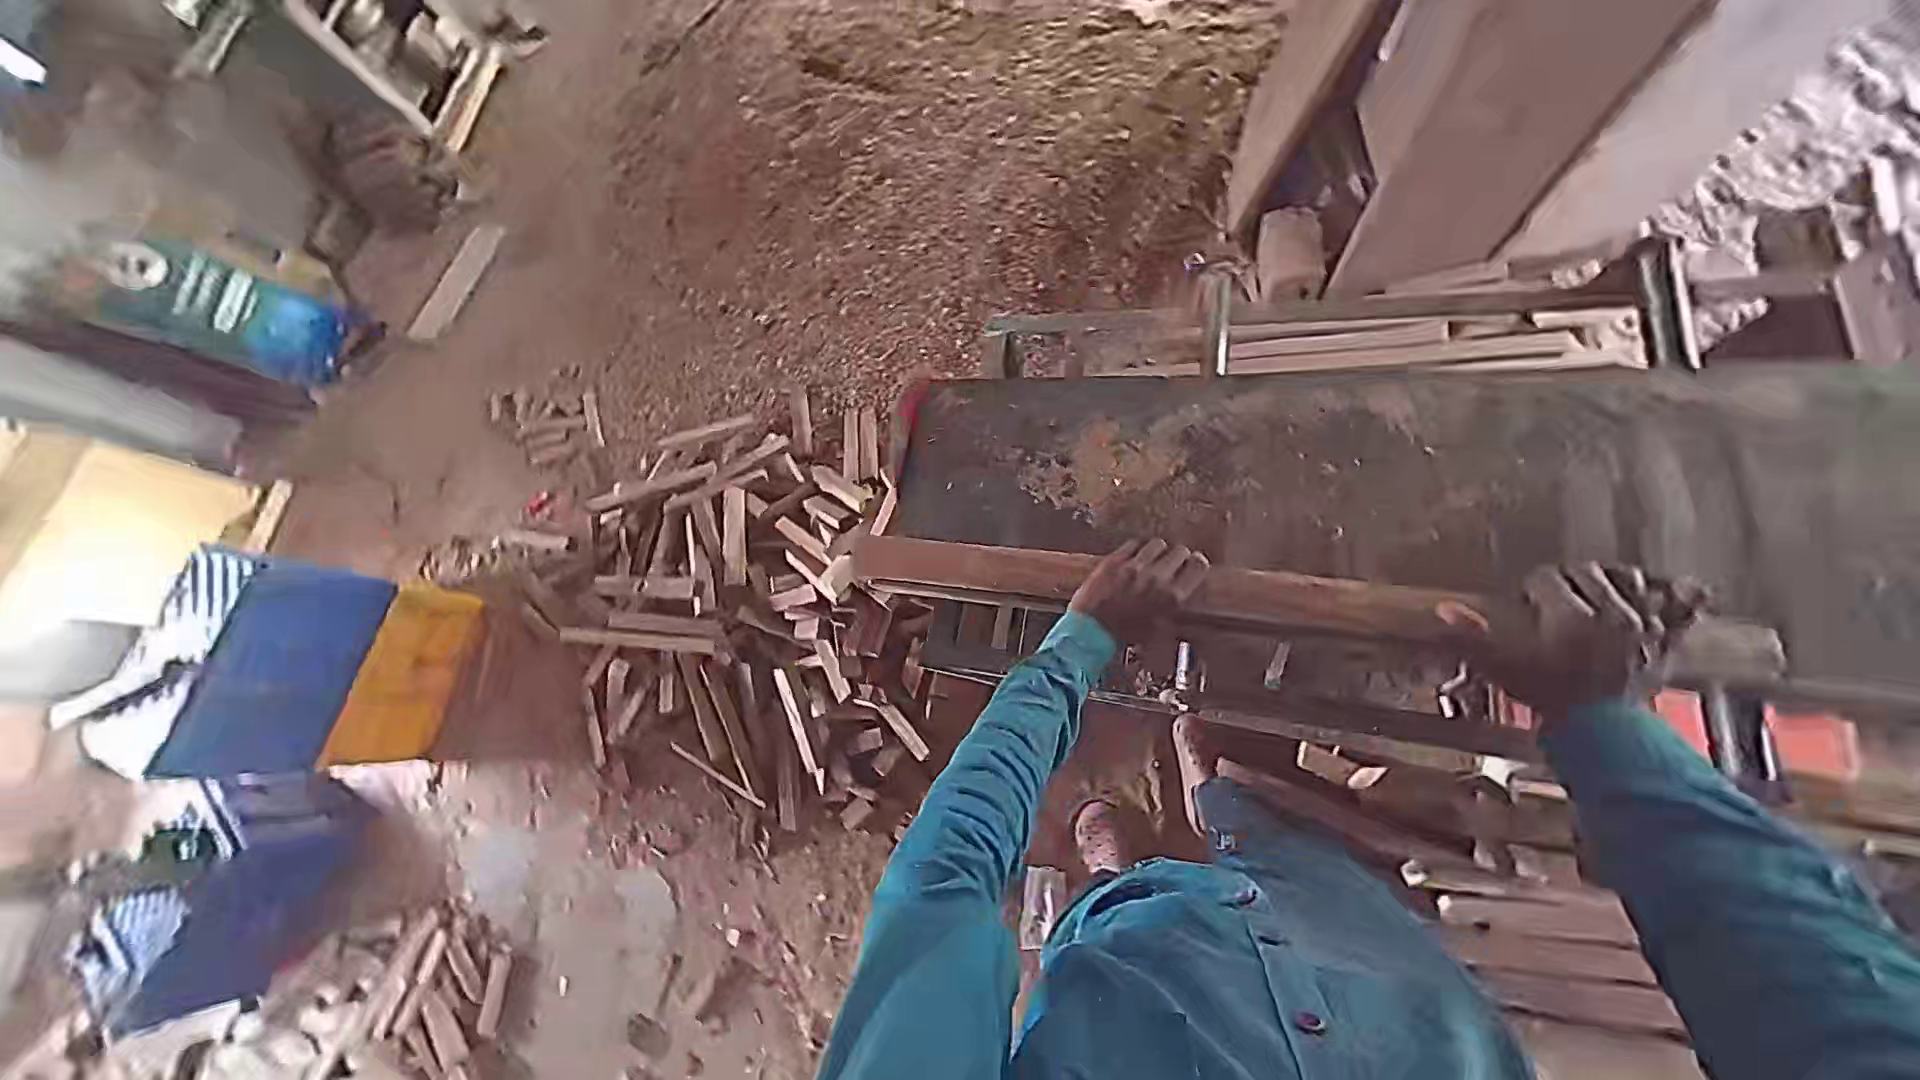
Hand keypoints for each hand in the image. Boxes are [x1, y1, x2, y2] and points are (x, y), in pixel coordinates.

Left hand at [1068, 539, 1210, 646]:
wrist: (1091, 632)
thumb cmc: (1124, 635)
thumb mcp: (1160, 627)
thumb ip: (1174, 606)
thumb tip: (1182, 592)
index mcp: (1173, 597)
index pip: (1198, 566)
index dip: (1197, 563)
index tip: (1193, 563)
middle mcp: (1157, 578)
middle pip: (1179, 551)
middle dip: (1177, 556)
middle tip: (1171, 563)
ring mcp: (1134, 567)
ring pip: (1157, 544)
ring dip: (1157, 551)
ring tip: (1151, 559)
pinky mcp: (1114, 561)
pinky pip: (1133, 544)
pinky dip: (1135, 550)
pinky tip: (1133, 559)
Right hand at [1478, 563, 1705, 717]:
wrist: (1601, 731)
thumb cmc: (1546, 694)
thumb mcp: (1499, 665)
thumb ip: (1471, 635)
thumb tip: (1442, 608)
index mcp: (1567, 616)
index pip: (1546, 577)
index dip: (1530, 587)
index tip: (1524, 601)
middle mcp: (1610, 613)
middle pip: (1588, 571)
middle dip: (1567, 578)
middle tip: (1555, 595)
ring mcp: (1646, 626)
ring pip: (1632, 578)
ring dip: (1613, 578)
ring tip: (1597, 590)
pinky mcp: (1669, 640)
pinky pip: (1687, 605)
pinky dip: (1682, 593)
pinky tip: (1671, 587)